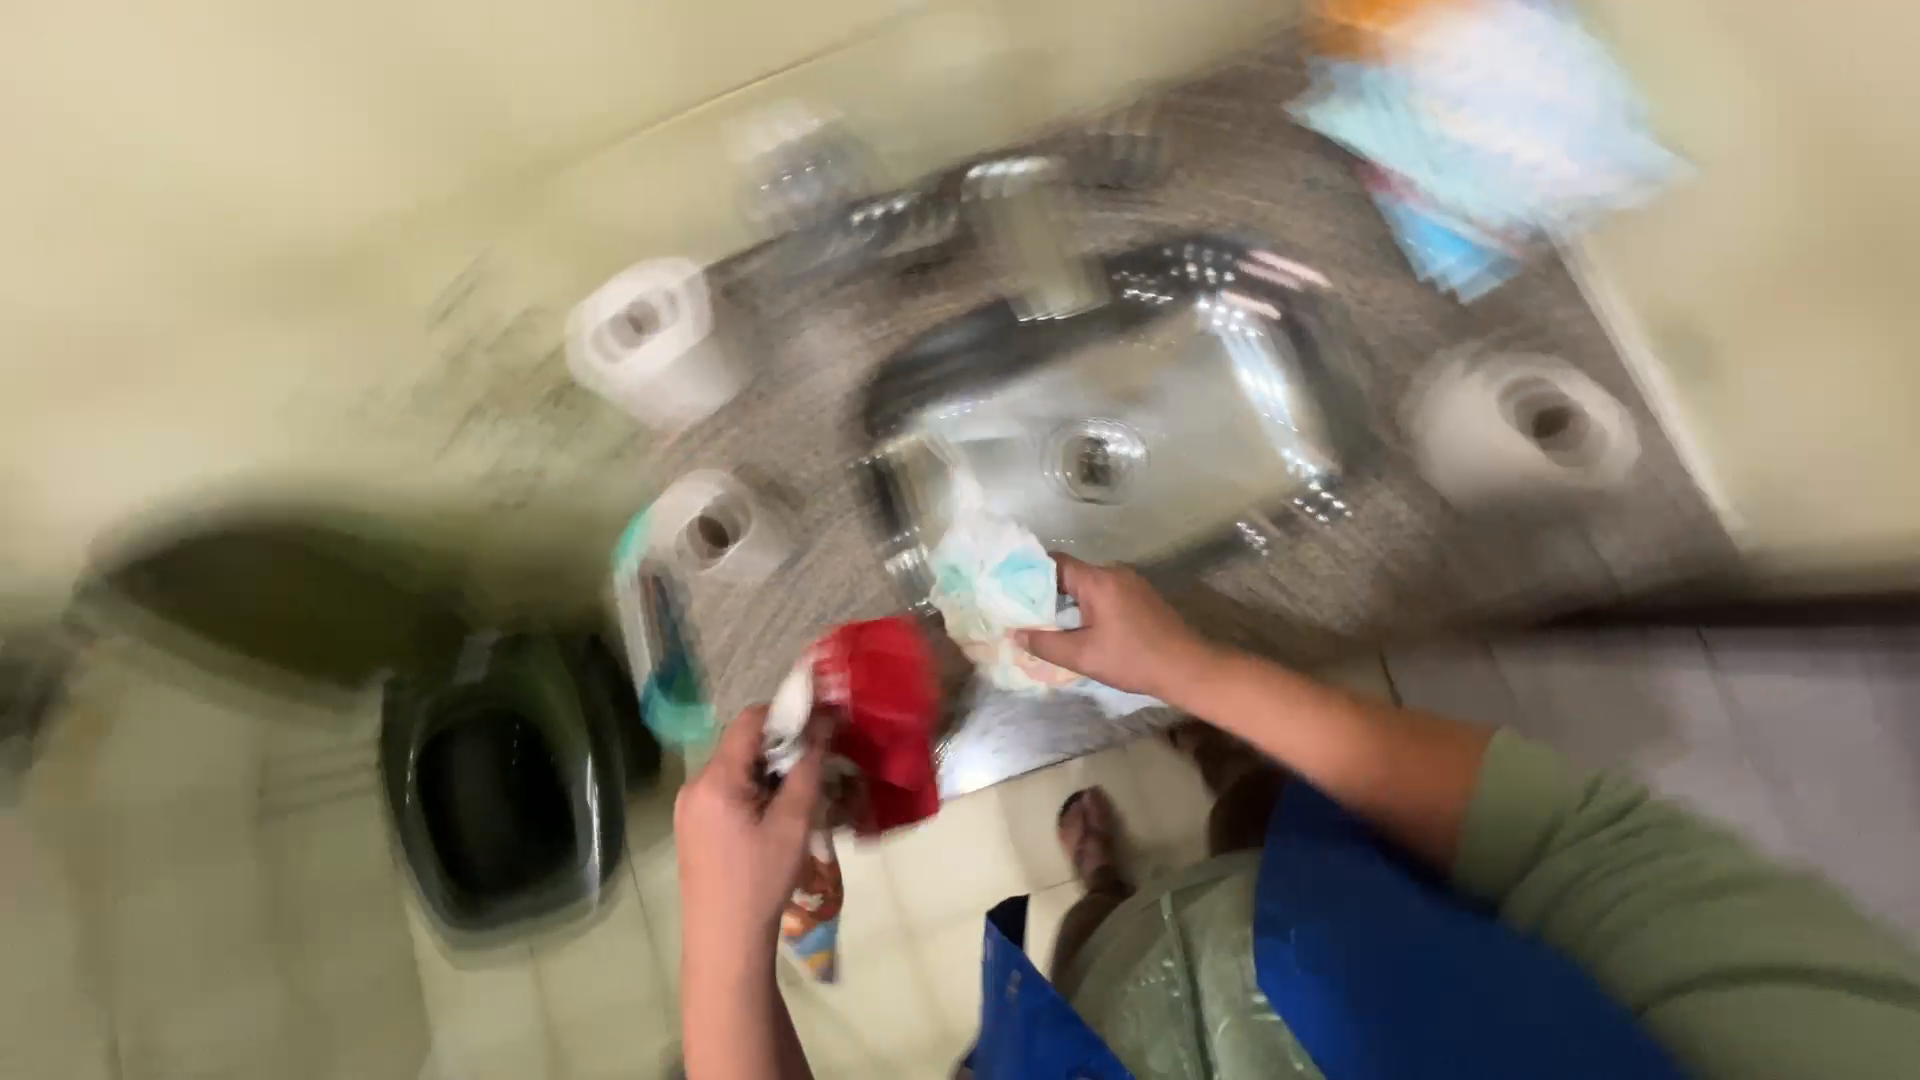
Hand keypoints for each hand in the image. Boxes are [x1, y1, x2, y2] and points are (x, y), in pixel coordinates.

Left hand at [675, 705, 825, 971]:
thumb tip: (824, 722)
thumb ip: (808, 765)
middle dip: (781, 743)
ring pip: (736, 765)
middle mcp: (694, 784)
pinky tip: (776, 811)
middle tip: (817, 759)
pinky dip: (754, 786)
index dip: (787, 713)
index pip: (750, 720)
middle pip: (741, 742)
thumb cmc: (762, 880)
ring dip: (769, 766)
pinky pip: (726, 787)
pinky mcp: (692, 824)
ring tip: (800, 788)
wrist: (724, 942)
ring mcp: (689, 806)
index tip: (820, 723)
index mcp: (715, 780)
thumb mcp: (793, 821)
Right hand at [1014, 554, 1219, 700]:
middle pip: (1070, 573)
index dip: (1029, 572)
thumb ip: (1045, 643)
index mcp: (1098, 580)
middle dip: (1046, 590)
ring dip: (1068, 600)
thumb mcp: (1083, 656)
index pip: (1054, 562)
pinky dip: (1088, 604)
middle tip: (1024, 610)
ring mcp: (1131, 583)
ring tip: (1047, 621)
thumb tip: (1016, 634)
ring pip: (1088, 584)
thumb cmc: (1133, 659)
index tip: (1010, 587)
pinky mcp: (1141, 596)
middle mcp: (1114, 573)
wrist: (1188, 668)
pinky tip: (1080, 627)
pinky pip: (1104, 592)